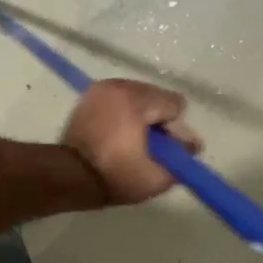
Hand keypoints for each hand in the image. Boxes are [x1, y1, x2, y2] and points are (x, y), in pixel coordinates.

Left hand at [60, 79, 203, 204]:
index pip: (174, 104)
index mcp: (136, 100)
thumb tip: (193, 144)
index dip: (174, 129)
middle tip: (149, 147)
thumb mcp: (156, 177)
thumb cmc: (114, 176)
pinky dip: (123, 112)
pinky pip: (118, 98)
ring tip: (133, 140)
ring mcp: (100, 89)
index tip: (164, 149)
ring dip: (141, 114)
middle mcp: (119, 86)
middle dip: (157, 120)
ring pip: (137, 95)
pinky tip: (119, 133)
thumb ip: (181, 157)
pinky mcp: (88, 96)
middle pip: (155, 96)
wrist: (69, 177)